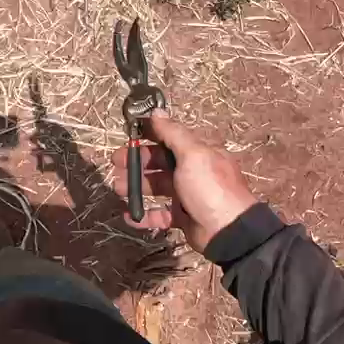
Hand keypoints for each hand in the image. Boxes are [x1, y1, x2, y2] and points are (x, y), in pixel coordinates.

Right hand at [118, 111, 257, 253]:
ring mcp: (188, 195)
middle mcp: (193, 171)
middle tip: (116, 164)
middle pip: (160, 162)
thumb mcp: (192, 155)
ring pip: (157, 186)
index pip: (169, 138)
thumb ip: (173, 133)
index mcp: (198, 153)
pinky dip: (144, 215)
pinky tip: (130, 216)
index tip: (128, 135)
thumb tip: (157, 111)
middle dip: (137, 162)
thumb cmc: (209, 187)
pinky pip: (160, 214)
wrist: (228, 231)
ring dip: (137, 187)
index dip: (148, 135)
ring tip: (118, 189)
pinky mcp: (183, 217)